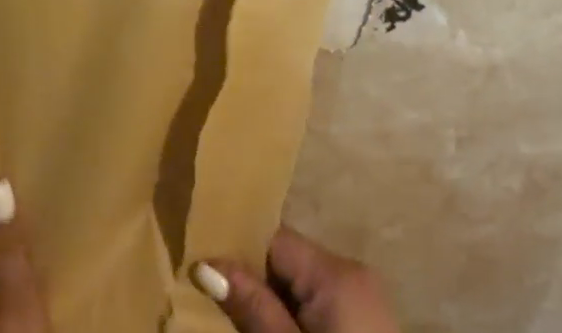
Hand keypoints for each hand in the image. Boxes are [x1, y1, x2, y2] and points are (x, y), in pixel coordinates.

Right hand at [195, 227, 399, 332]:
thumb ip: (252, 305)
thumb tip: (206, 264)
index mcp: (336, 273)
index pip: (272, 238)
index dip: (234, 250)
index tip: (197, 267)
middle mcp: (352, 273)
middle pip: (285, 260)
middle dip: (249, 278)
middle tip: (206, 297)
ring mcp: (364, 299)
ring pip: (298, 283)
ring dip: (268, 300)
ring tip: (232, 319)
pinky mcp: (364, 323)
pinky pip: (317, 303)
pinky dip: (292, 315)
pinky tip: (269, 330)